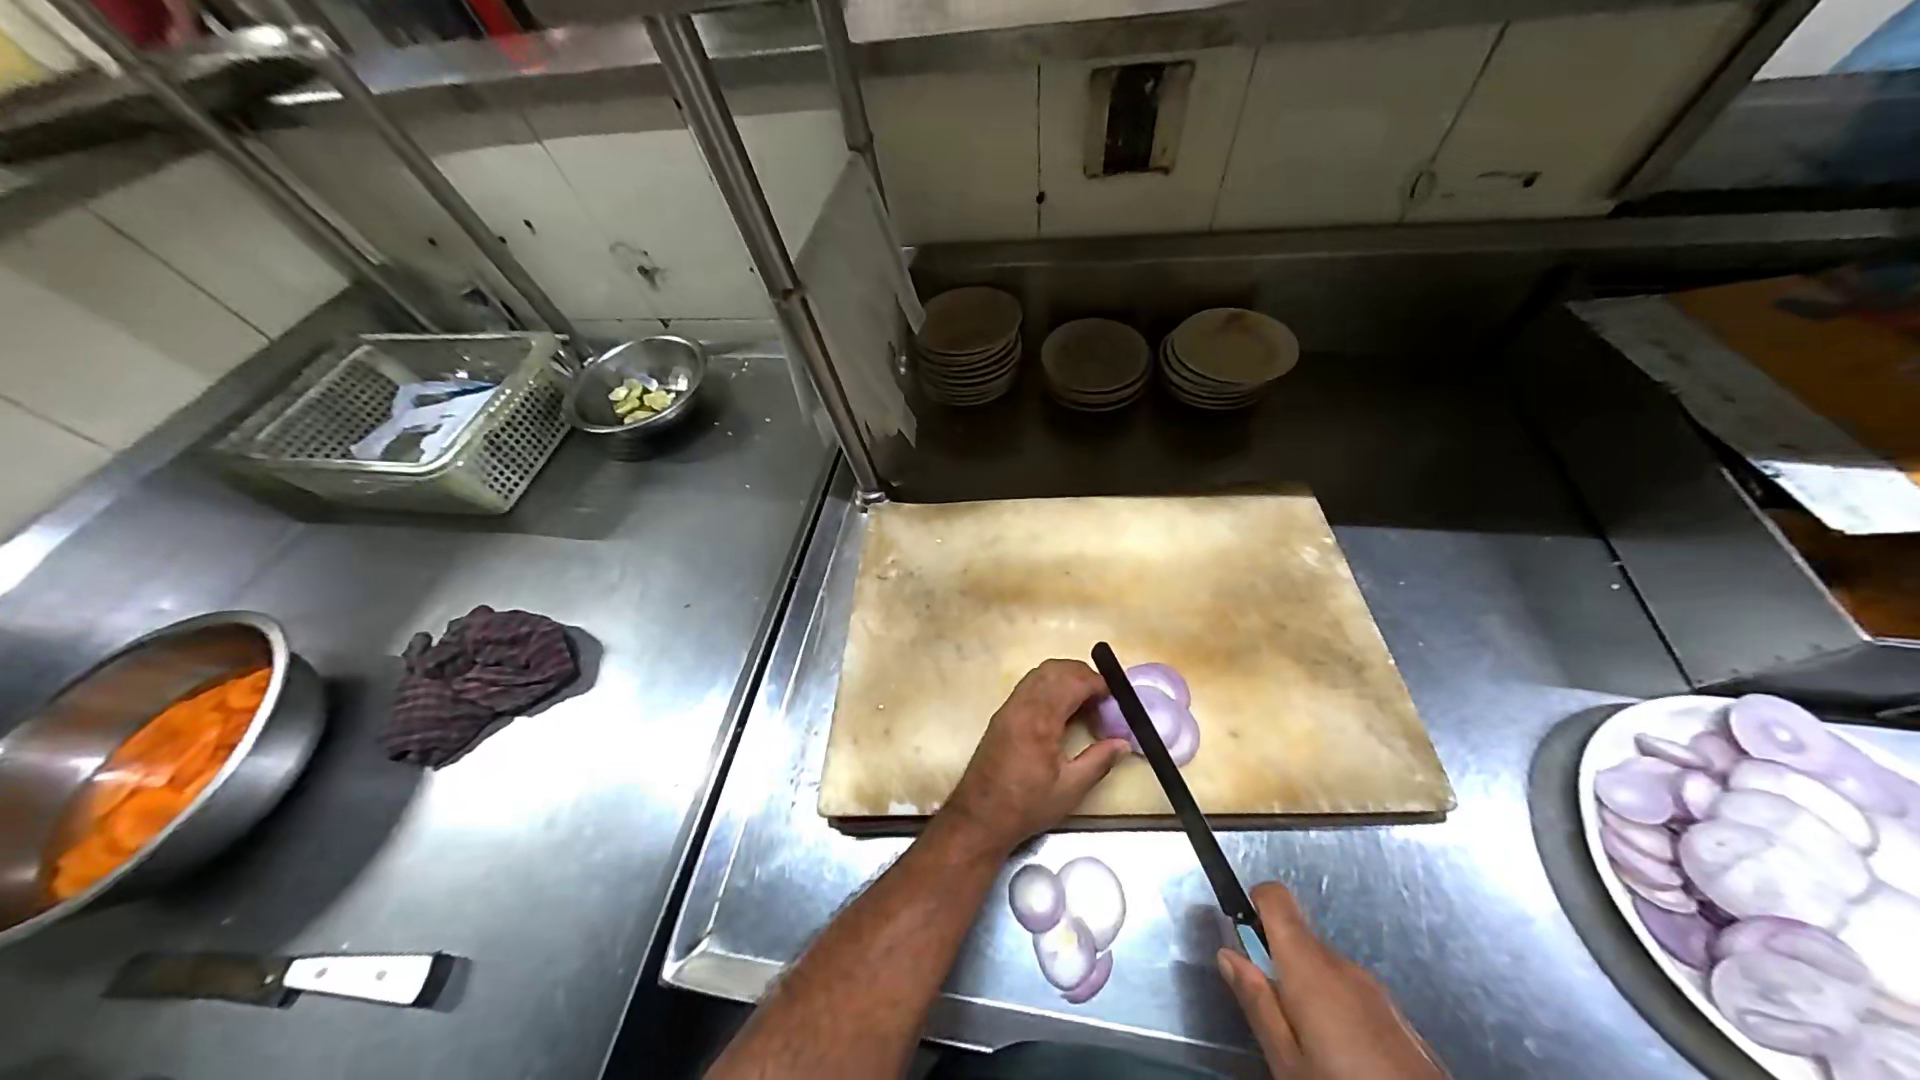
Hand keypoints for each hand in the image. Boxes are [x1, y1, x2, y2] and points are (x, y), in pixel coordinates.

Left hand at [935, 659, 1130, 856]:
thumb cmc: (1025, 806)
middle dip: (1082, 675)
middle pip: (1054, 670)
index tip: (1114, 696)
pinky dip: (1049, 686)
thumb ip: (1099, 761)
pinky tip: (1061, 709)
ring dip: (1064, 677)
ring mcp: (1008, 708)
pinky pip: (1028, 686)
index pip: (1072, 682)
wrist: (979, 817)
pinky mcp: (1002, 715)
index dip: (1097, 683)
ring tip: (1085, 701)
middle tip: (1102, 696)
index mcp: (1039, 720)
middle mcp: (1022, 706)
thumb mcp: (1070, 789)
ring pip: (1039, 674)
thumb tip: (1123, 743)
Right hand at [1218, 882, 1448, 1079]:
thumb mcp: (1286, 1060)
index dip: (1253, 905)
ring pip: (1322, 967)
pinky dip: (1333, 1008)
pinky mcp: (1394, 1013)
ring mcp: (1373, 988)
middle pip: (1296, 937)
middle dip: (1276, 964)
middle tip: (1272, 1016)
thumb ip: (1255, 1001)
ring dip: (1304, 989)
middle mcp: (1342, 964)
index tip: (1242, 937)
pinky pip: (1347, 990)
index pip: (1277, 899)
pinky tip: (1340, 1056)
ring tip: (1307, 1046)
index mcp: (1309, 966)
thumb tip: (1227, 954)